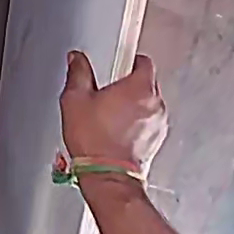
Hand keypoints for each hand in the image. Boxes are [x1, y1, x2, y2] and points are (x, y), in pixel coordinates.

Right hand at [60, 51, 167, 173]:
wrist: (107, 174)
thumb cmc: (94, 139)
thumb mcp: (75, 99)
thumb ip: (78, 73)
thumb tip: (77, 59)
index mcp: (138, 87)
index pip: (143, 62)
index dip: (130, 61)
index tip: (119, 65)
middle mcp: (155, 103)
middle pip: (146, 83)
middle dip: (128, 86)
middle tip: (107, 95)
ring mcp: (158, 123)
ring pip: (148, 104)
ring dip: (133, 106)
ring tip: (109, 116)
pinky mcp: (156, 139)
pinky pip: (148, 123)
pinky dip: (136, 123)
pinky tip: (116, 131)